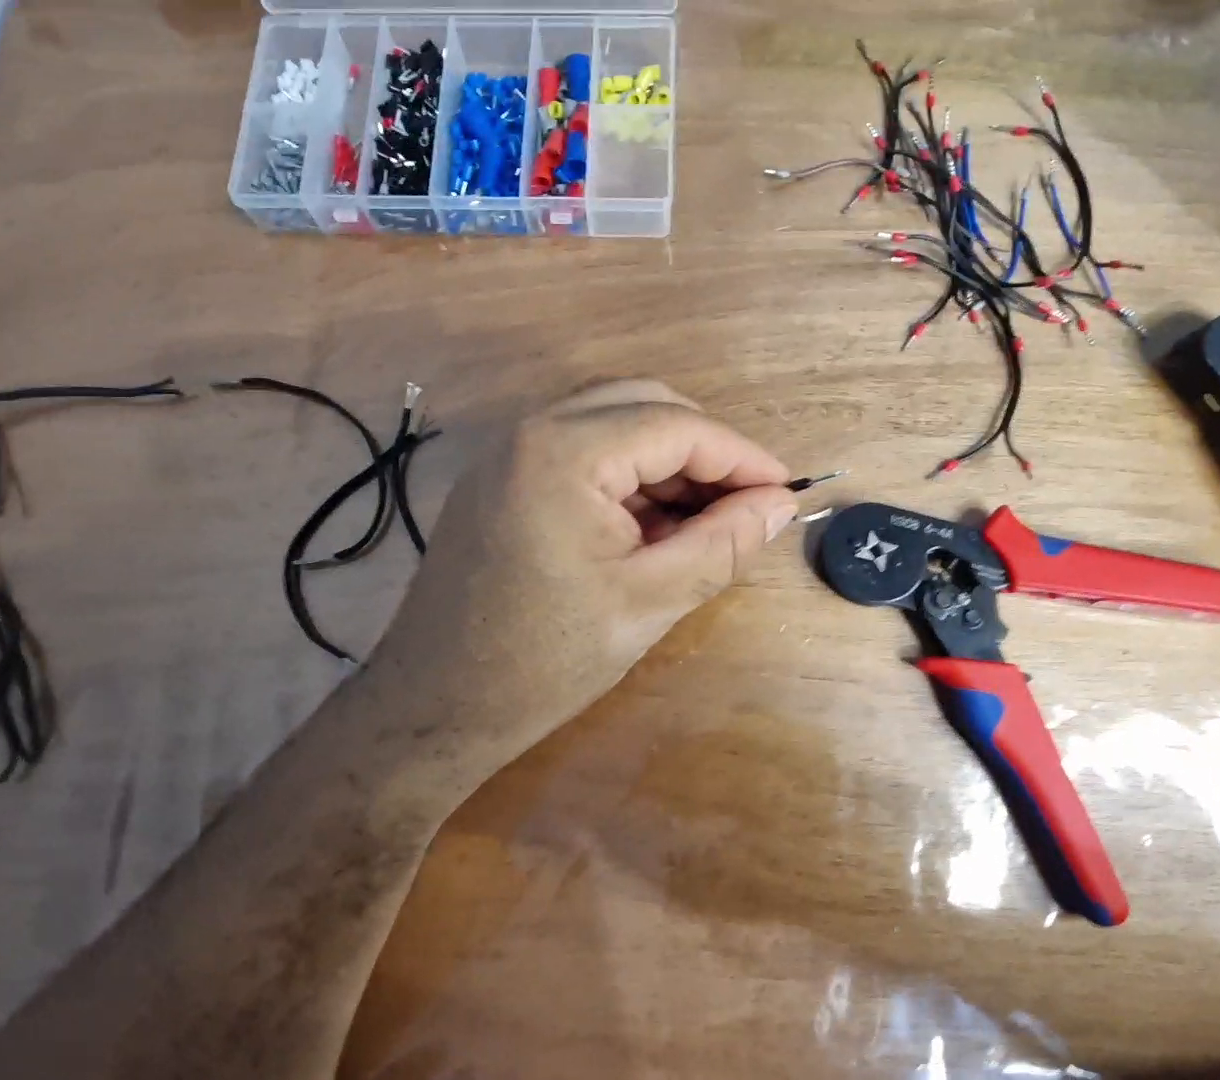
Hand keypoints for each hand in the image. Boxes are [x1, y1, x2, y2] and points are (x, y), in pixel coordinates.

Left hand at [361, 379, 798, 755]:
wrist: (434, 707)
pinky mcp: (499, 482)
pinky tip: (649, 528)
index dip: (741, 456)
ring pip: (610, 424)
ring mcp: (507, 454)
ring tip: (703, 522)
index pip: (676, 425)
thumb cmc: (543, 662)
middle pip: (642, 405)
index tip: (784, 493)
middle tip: (743, 505)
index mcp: (563, 452)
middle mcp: (529, 431)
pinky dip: (625, 477)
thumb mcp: (648, 603)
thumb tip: (779, 502)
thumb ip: (721, 543)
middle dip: (702, 449)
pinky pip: (578, 453)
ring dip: (665, 461)